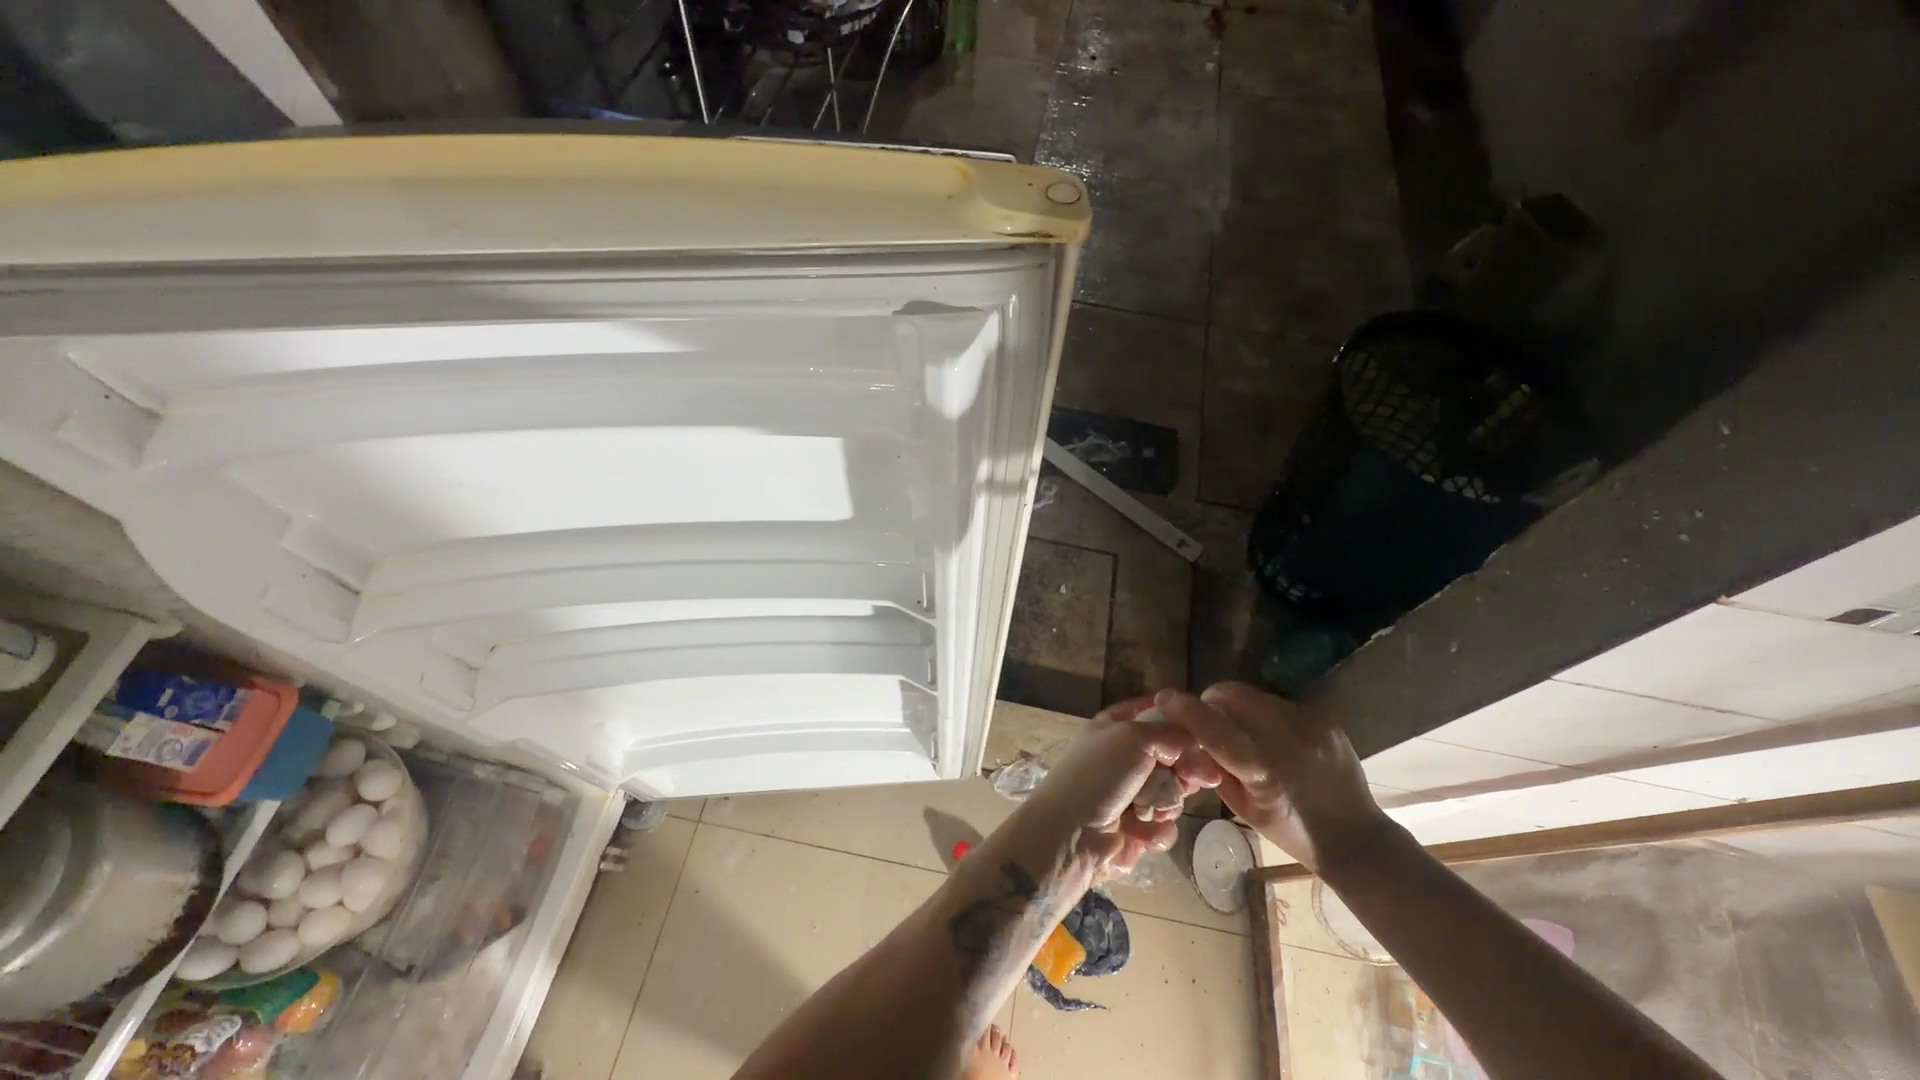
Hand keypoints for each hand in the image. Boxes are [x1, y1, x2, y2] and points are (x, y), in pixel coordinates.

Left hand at [1007, 698, 1218, 883]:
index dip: (1177, 720)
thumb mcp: (1134, 737)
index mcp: (1114, 728)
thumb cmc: (1098, 776)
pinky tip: (1142, 832)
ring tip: (1152, 809)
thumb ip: (1171, 733)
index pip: (1151, 712)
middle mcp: (1122, 759)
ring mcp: (1129, 796)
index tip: (1202, 731)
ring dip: (1168, 802)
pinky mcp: (1135, 830)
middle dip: (1185, 769)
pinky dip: (1157, 829)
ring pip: (1172, 793)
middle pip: (1172, 757)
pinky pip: (1164, 826)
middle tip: (1194, 778)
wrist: (1070, 835)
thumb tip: (1197, 746)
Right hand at [1155, 683, 1392, 871]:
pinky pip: (1280, 704)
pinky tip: (1272, 737)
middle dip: (1213, 702)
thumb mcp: (1244, 808)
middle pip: (1234, 696)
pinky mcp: (1325, 720)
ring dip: (1239, 707)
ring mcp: (1312, 727)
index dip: (1188, 711)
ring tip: (1242, 730)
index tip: (1165, 698)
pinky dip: (1265, 714)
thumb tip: (1191, 741)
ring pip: (1256, 696)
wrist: (1355, 836)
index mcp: (1266, 775)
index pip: (1218, 732)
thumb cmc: (1292, 831)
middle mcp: (1290, 743)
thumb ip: (1216, 770)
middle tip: (1207, 718)